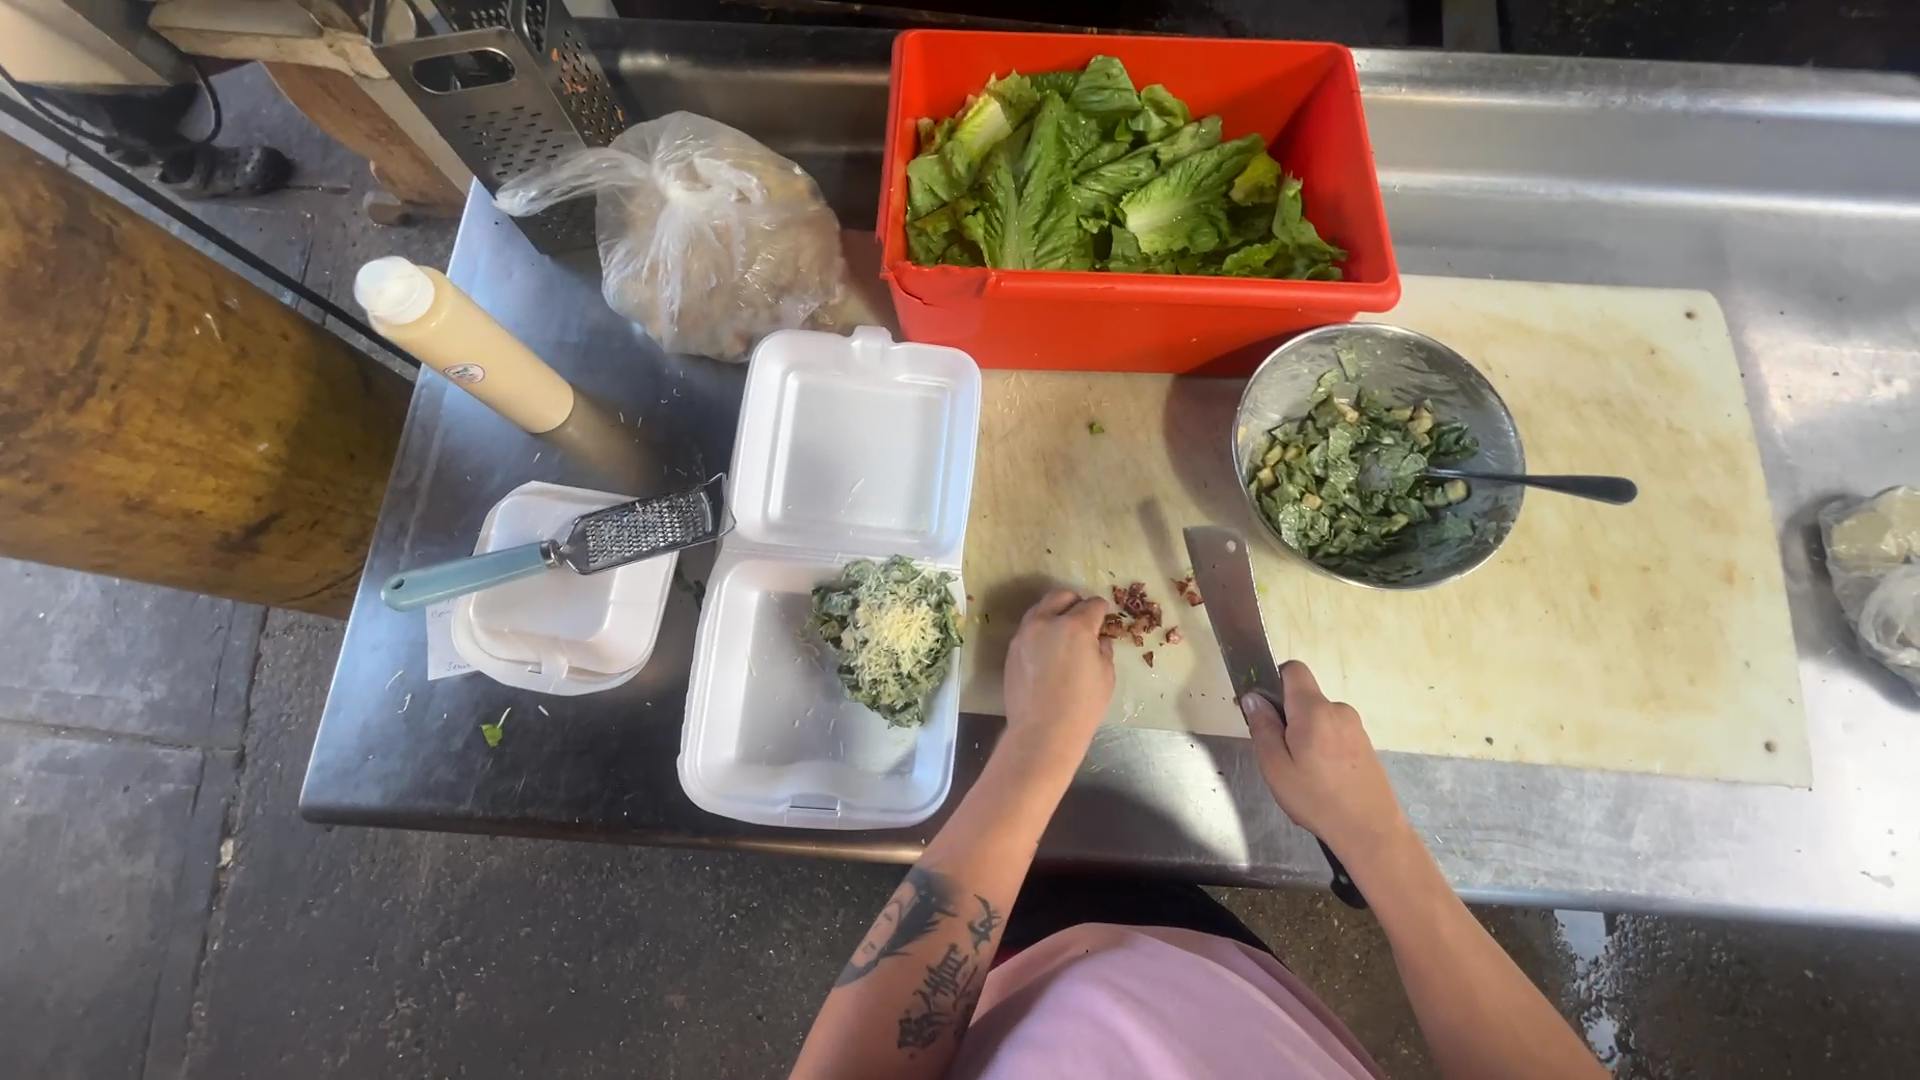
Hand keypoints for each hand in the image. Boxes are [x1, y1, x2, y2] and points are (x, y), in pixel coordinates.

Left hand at [1002, 590, 1114, 765]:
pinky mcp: (1012, 648)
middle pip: (1061, 596)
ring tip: (1063, 629)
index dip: (1102, 610)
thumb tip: (1098, 639)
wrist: (1043, 731)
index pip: (1092, 604)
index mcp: (1075, 626)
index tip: (1104, 617)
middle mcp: (1046, 622)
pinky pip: (1028, 628)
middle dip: (1075, 602)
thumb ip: (1103, 649)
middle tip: (1084, 618)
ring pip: (1040, 608)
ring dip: (1054, 612)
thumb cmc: (1082, 706)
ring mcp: (1025, 634)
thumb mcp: (1106, 676)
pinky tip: (1048, 647)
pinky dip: (1040, 629)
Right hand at [1241, 660, 1411, 864]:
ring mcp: (1355, 728)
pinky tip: (1320, 778)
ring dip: (1304, 733)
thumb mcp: (1275, 766)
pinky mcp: (1365, 745)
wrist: (1372, 833)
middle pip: (1303, 697)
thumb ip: (1262, 727)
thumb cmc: (1317, 799)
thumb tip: (1253, 698)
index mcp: (1314, 710)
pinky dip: (1321, 746)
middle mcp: (1338, 710)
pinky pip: (1333, 732)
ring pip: (1318, 717)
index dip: (1274, 680)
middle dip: (1286, 716)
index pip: (1293, 669)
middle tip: (1277, 753)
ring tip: (1300, 771)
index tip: (1264, 708)